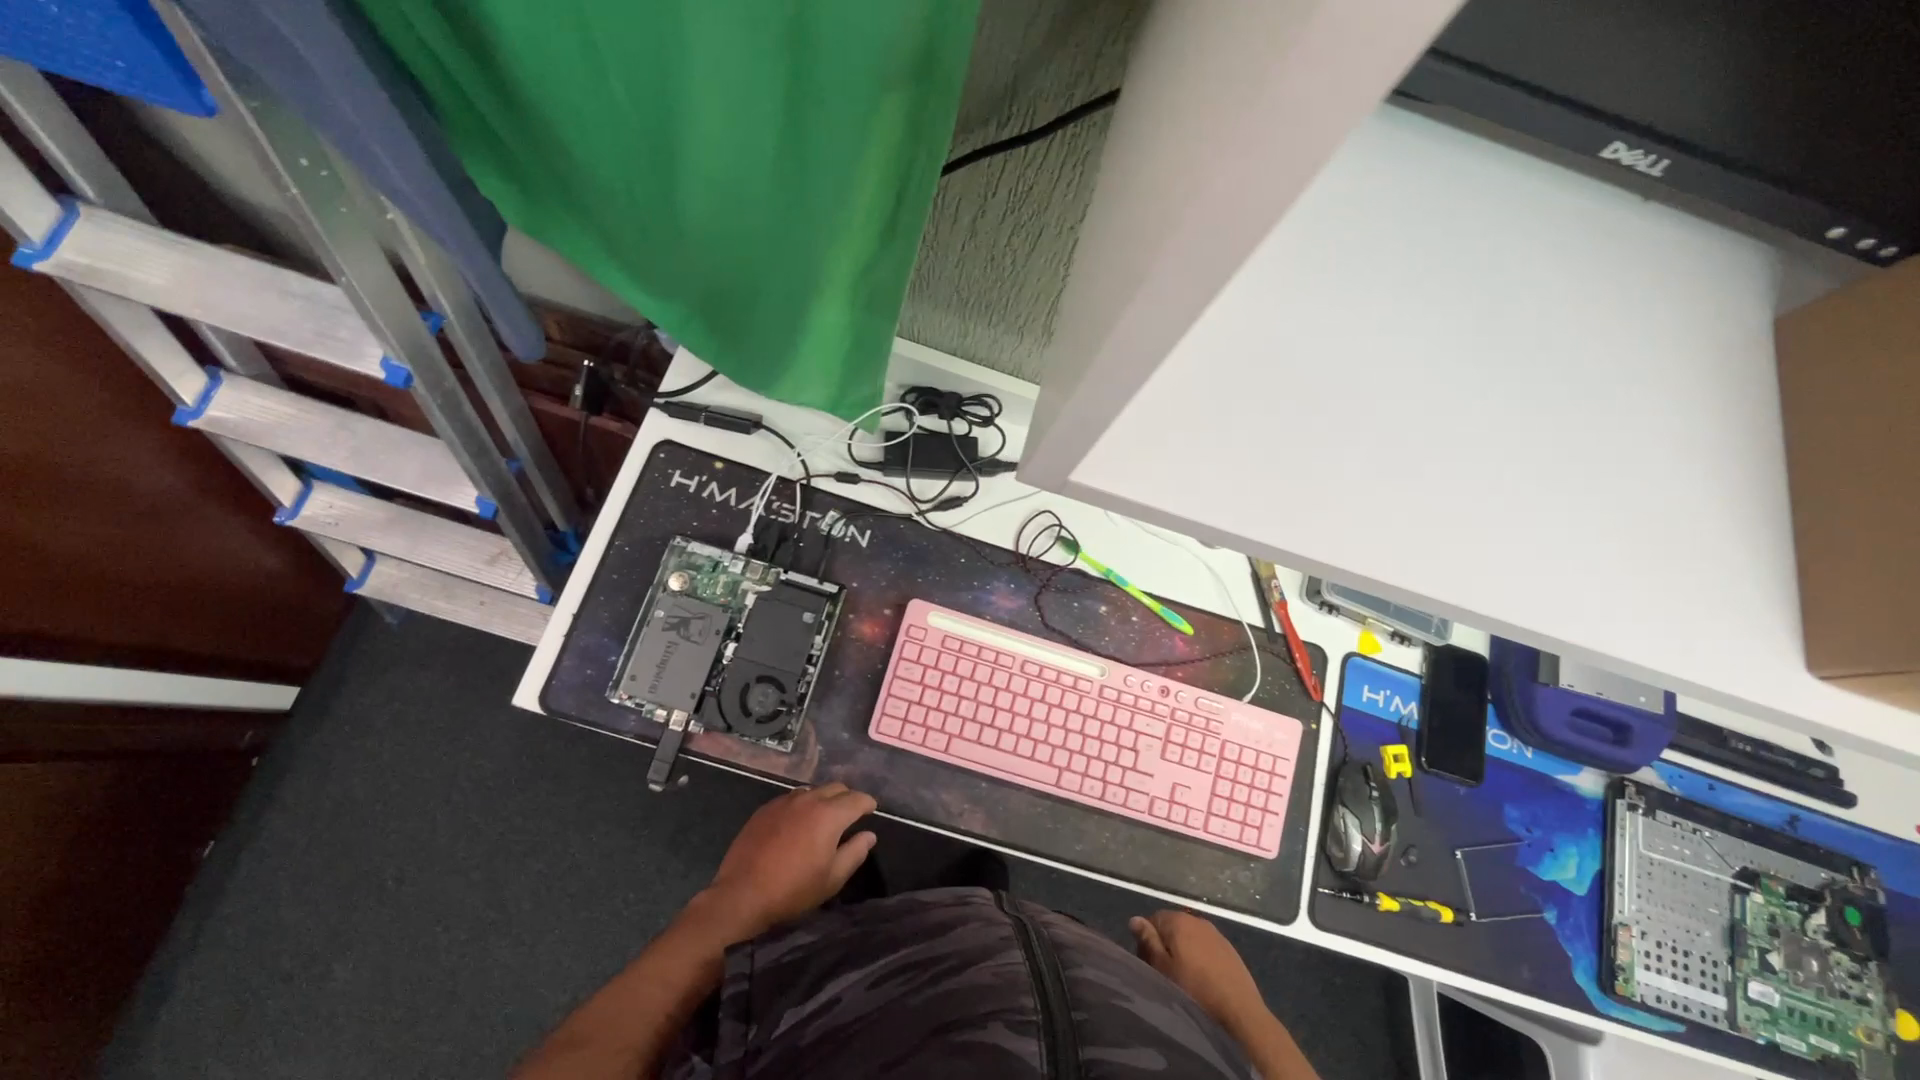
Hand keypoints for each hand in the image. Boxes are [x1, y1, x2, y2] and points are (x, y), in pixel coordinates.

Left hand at [700, 783, 877, 938]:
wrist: (742, 895)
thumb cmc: (793, 890)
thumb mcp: (832, 878)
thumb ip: (855, 852)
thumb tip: (869, 835)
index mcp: (829, 815)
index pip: (857, 799)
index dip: (868, 803)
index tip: (872, 810)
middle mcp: (807, 800)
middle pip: (835, 788)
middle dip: (847, 798)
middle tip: (850, 816)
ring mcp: (783, 802)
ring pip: (812, 790)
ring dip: (823, 799)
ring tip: (823, 819)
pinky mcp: (764, 810)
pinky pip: (791, 798)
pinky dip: (802, 805)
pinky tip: (797, 824)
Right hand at [1131, 910, 1270, 1035]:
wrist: (1238, 1009)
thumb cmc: (1194, 988)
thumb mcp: (1162, 968)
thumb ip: (1148, 940)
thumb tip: (1134, 919)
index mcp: (1178, 921)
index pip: (1153, 919)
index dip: (1147, 939)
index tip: (1148, 961)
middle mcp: (1197, 920)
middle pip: (1172, 926)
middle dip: (1165, 944)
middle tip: (1163, 971)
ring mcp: (1216, 933)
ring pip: (1190, 936)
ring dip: (1183, 950)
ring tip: (1183, 975)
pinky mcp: (1229, 948)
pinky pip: (1206, 946)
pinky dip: (1199, 956)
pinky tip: (1202, 977)